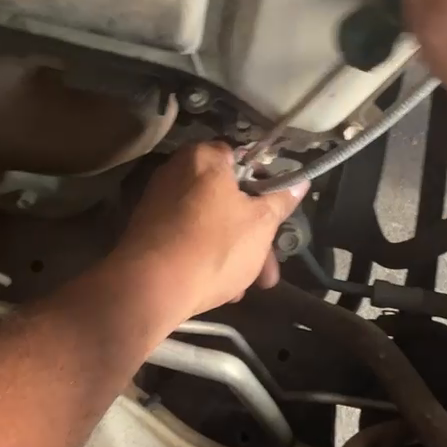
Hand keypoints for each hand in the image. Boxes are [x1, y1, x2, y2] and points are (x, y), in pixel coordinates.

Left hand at [108, 143, 307, 321]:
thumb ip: (281, 201)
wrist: (149, 288)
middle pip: (226, 198)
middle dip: (253, 235)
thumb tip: (299, 183)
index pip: (242, 157)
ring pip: (209, 223)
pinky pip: (187, 239)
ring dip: (233, 252)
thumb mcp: (260, 225)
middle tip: (268, 266)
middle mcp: (175, 172)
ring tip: (246, 287)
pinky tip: (221, 288)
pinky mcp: (147, 232)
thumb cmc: (213, 247)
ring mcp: (157, 203)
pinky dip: (205, 257)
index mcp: (204, 158)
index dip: (265, 184)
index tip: (276, 211)